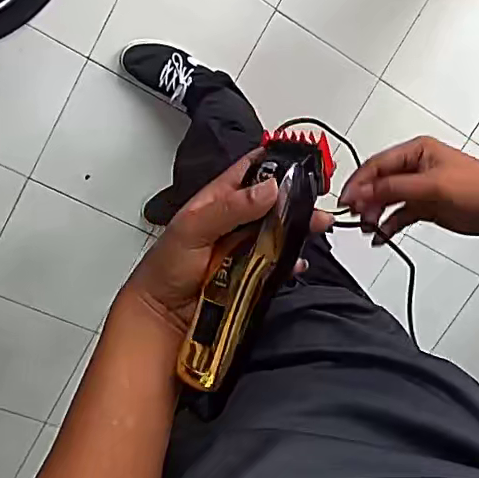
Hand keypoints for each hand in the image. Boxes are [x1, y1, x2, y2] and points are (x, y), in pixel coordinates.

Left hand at [122, 150, 333, 333]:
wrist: (163, 316)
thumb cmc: (165, 267)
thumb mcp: (192, 228)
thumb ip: (229, 207)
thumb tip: (268, 188)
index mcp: (221, 199)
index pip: (253, 170)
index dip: (276, 161)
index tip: (300, 161)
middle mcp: (238, 221)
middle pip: (276, 201)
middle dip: (298, 197)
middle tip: (314, 197)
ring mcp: (249, 247)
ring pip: (283, 230)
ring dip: (300, 227)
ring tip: (315, 225)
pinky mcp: (257, 273)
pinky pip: (282, 263)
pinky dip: (293, 262)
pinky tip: (295, 261)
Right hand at [340, 136, 478, 242]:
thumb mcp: (431, 186)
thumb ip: (394, 188)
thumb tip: (363, 191)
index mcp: (417, 151)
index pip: (377, 164)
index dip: (359, 183)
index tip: (346, 200)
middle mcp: (416, 166)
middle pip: (379, 182)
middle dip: (366, 200)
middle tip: (356, 217)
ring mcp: (420, 187)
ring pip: (387, 200)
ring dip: (375, 214)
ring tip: (369, 229)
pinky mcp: (425, 206)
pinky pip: (399, 214)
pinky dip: (389, 225)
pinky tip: (381, 236)